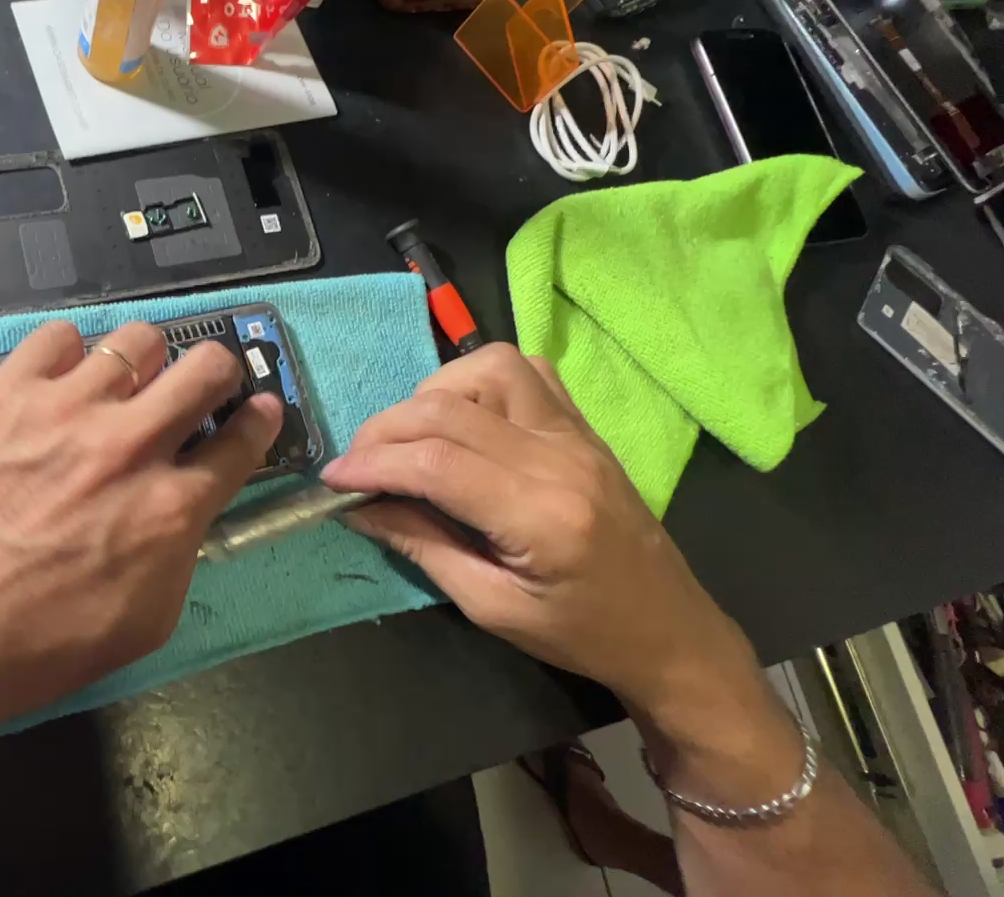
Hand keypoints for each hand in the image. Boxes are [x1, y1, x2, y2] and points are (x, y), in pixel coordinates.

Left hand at [0, 320, 282, 732]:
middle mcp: (130, 444)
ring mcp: (66, 408)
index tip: (260, 412)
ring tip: (124, 387)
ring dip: (146, 361)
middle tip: (202, 389)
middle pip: (206, 367)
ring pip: (138, 338)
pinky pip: (58, 337)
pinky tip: (60, 385)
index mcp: (171, 507)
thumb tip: (186, 502)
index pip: (243, 441)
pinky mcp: (8, 393)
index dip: (261, 421)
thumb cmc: (41, 646)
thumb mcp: (146, 620)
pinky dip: (70, 354)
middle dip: (219, 373)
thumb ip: (181, 549)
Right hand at [320, 343, 755, 720]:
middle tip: (355, 464)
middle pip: (449, 410)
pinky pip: (525, 370)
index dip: (372, 463)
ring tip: (410, 438)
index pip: (436, 462)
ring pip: (487, 369)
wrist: (673, 633)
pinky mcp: (582, 426)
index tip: (331, 479)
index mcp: (542, 514)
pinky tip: (461, 415)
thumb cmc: (582, 634)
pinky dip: (476, 379)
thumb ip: (421, 545)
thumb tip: (358, 506)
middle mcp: (560, 457)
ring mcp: (576, 433)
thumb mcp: (491, 607)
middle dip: (384, 430)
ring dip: (431, 395)